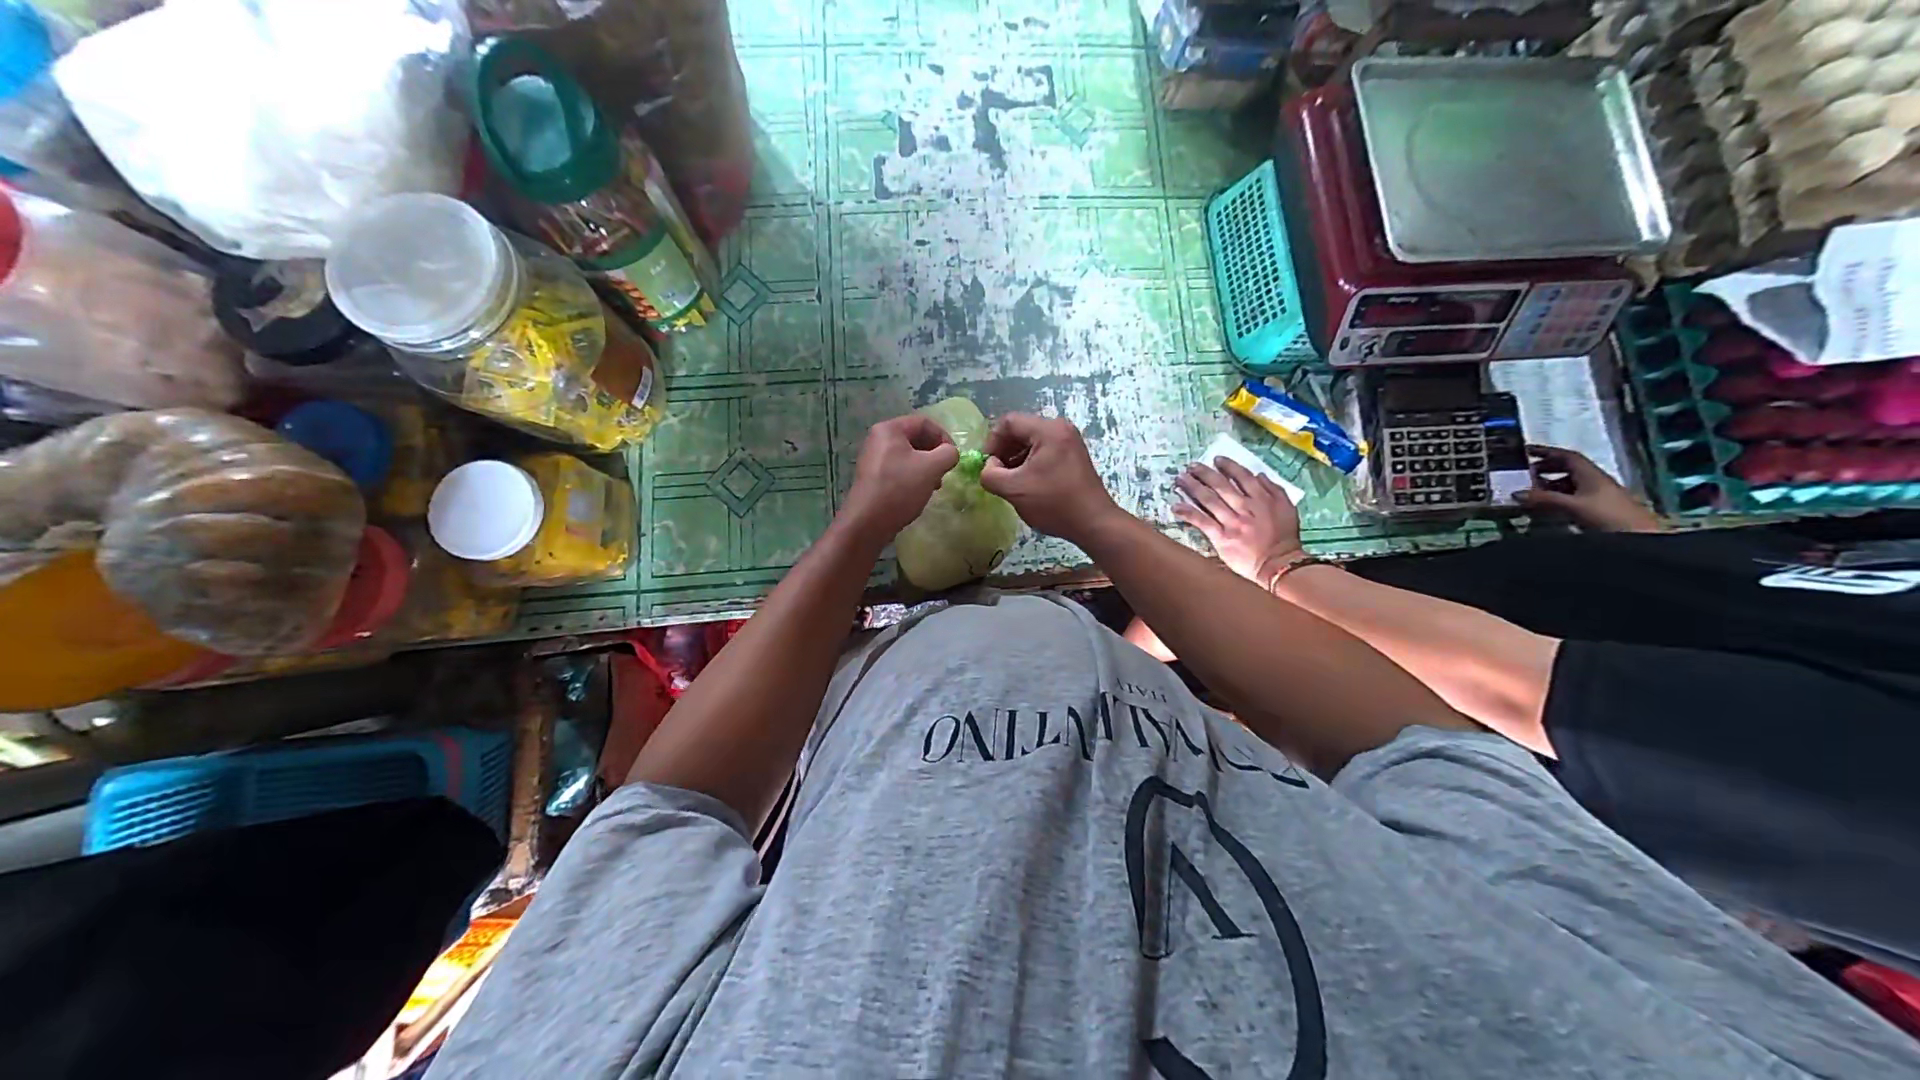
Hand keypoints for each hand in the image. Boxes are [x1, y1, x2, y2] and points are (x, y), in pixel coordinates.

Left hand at [837, 414, 959, 545]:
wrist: (868, 522)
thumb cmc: (900, 488)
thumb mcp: (931, 467)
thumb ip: (948, 454)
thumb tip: (950, 453)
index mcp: (889, 429)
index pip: (924, 423)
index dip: (944, 437)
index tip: (954, 457)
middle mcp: (878, 439)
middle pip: (916, 438)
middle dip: (935, 453)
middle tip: (945, 471)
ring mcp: (874, 458)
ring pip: (908, 455)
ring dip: (926, 467)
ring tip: (935, 484)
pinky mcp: (873, 476)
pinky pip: (899, 469)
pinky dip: (913, 476)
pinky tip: (920, 492)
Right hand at [978, 412, 1122, 544]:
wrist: (1093, 523)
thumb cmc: (1054, 503)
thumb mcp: (1014, 490)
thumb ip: (990, 474)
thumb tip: (989, 467)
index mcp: (1048, 430)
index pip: (1008, 422)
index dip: (991, 442)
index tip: (986, 465)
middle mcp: (1061, 428)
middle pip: (1021, 430)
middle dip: (1003, 450)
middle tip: (996, 473)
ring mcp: (1070, 441)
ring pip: (1032, 441)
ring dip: (1015, 458)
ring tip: (1009, 481)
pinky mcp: (1073, 455)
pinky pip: (1044, 450)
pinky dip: (1030, 463)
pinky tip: (1026, 483)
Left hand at [1173, 458, 1303, 587]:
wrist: (1279, 565)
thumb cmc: (1284, 538)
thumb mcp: (1287, 508)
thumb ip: (1273, 489)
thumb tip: (1259, 474)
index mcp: (1262, 499)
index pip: (1242, 477)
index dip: (1228, 466)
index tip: (1216, 460)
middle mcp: (1245, 508)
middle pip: (1221, 485)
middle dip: (1204, 473)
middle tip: (1191, 466)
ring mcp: (1232, 522)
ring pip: (1209, 500)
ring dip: (1192, 487)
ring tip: (1180, 479)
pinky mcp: (1222, 538)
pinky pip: (1202, 522)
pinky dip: (1188, 512)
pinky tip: (1176, 506)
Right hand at [1515, 444, 1662, 532]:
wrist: (1640, 537)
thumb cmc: (1607, 515)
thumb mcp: (1572, 506)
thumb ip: (1544, 500)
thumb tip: (1516, 494)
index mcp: (1591, 474)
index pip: (1567, 457)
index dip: (1547, 451)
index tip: (1527, 450)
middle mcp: (1595, 481)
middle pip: (1569, 469)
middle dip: (1546, 468)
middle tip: (1525, 473)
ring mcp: (1598, 495)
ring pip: (1570, 484)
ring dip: (1550, 485)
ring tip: (1532, 492)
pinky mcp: (1599, 509)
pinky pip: (1573, 497)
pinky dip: (1557, 497)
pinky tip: (1548, 506)